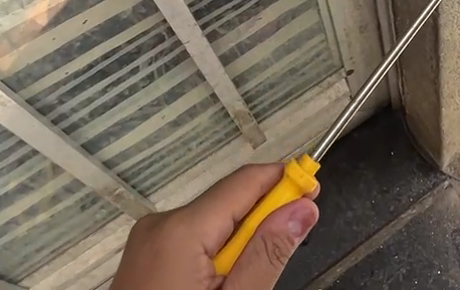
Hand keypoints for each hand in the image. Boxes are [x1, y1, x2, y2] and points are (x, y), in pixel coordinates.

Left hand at [110, 164, 319, 289]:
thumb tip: (305, 206)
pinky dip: (215, 257)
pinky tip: (218, 288)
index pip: (247, 180)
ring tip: (243, 286)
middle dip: (261, 223)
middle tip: (279, 263)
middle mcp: (160, 223)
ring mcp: (147, 241)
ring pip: (213, 223)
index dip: (285, 182)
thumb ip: (268, 256)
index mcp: (181, 229)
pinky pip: (193, 240)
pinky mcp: (144, 259)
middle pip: (230, 201)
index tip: (315, 196)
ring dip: (239, 245)